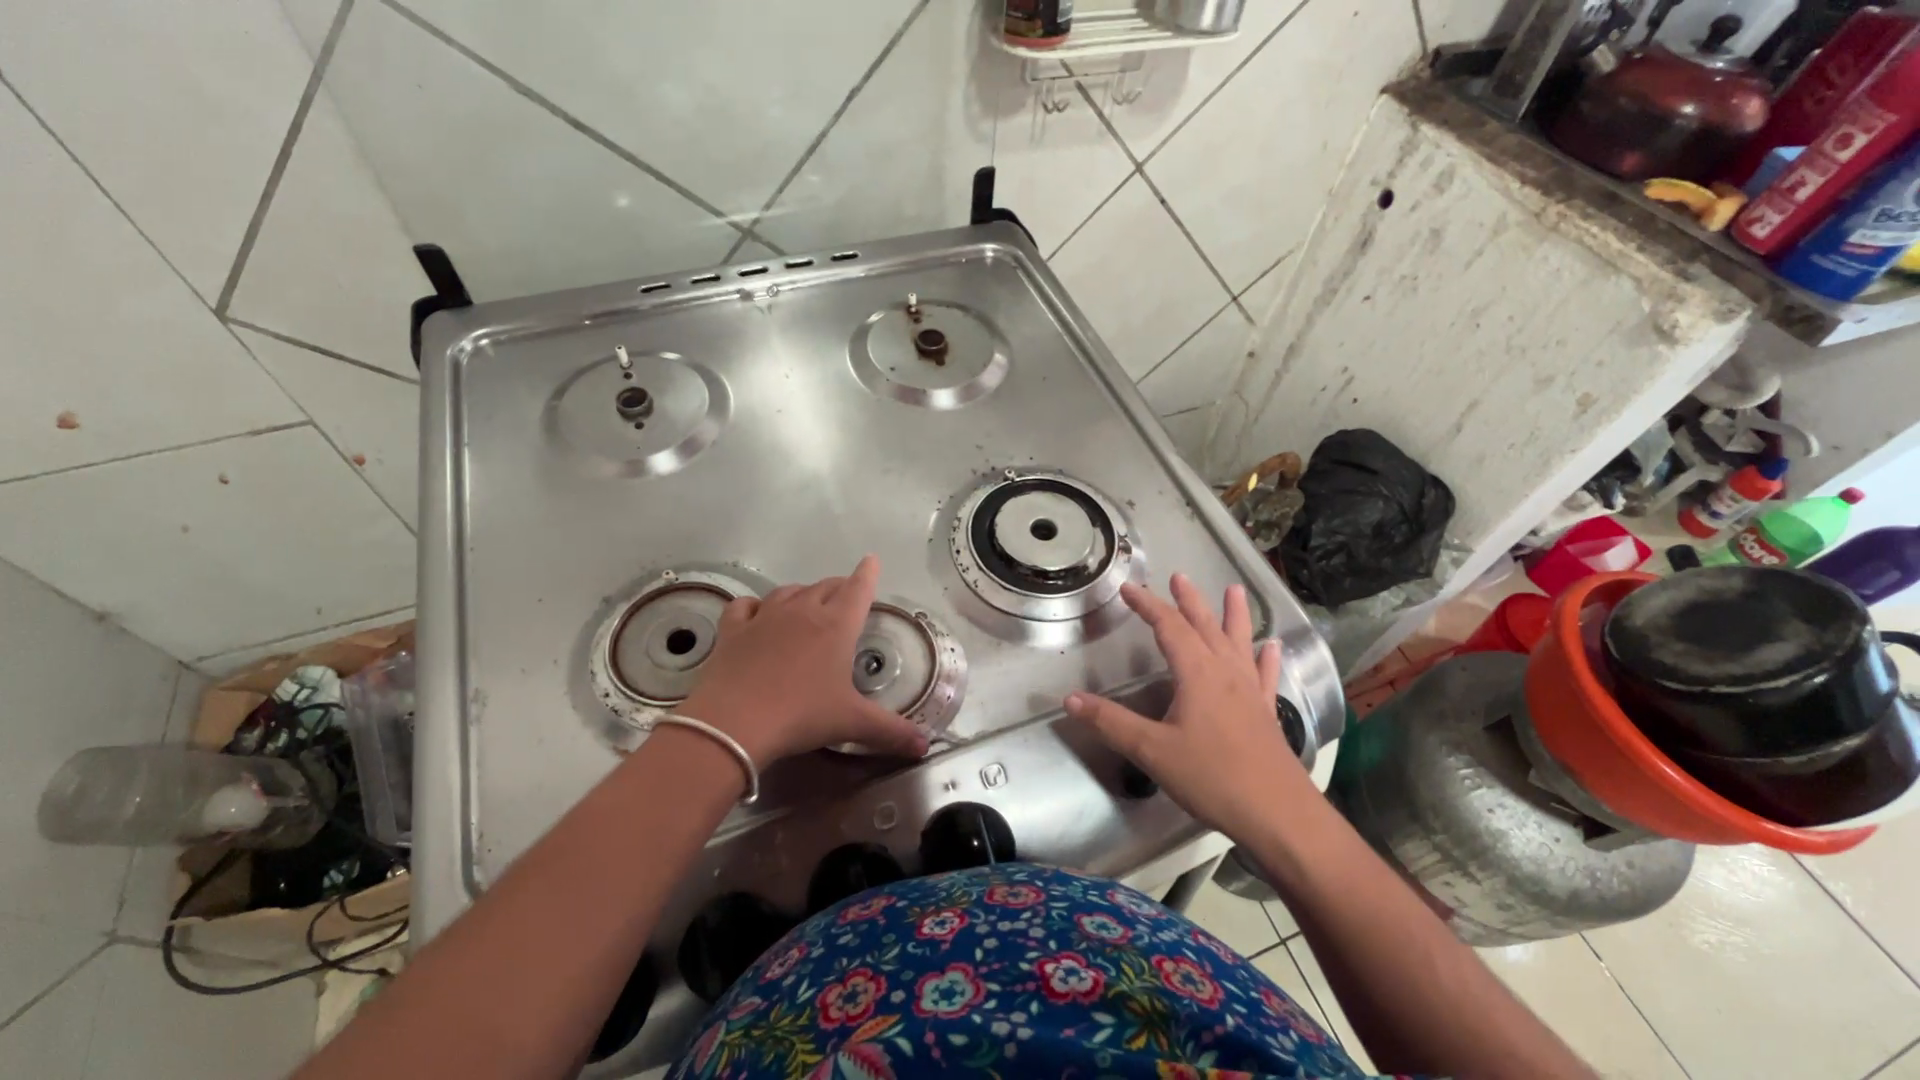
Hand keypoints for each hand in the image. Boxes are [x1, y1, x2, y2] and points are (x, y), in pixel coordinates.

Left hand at [678, 556, 928, 766]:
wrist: (734, 721)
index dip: (867, 574)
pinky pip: (745, 606)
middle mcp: (802, 612)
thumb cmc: (801, 715)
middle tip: (845, 595)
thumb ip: (890, 731)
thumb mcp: (851, 723)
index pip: (858, 590)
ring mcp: (764, 617)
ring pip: (788, 592)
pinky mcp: (733, 630)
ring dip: (802, 594)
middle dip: (839, 587)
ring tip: (807, 603)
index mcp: (836, 627)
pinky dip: (754, 606)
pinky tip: (755, 613)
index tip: (871, 561)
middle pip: (825, 587)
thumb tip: (925, 746)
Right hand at [1065, 574, 1308, 836]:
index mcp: (1197, 674)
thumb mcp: (1152, 750)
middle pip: (1205, 626)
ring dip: (1233, 615)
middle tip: (1180, 577)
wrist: (1276, 812)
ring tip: (1234, 591)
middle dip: (1189, 601)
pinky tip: (1271, 647)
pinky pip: (1266, 674)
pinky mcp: (1266, 712)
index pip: (1169, 627)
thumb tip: (1070, 699)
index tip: (1129, 588)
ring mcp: (1251, 691)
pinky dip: (1266, 656)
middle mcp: (1226, 673)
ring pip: (1239, 642)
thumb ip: (1111, 722)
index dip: (1148, 605)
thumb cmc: (1211, 777)